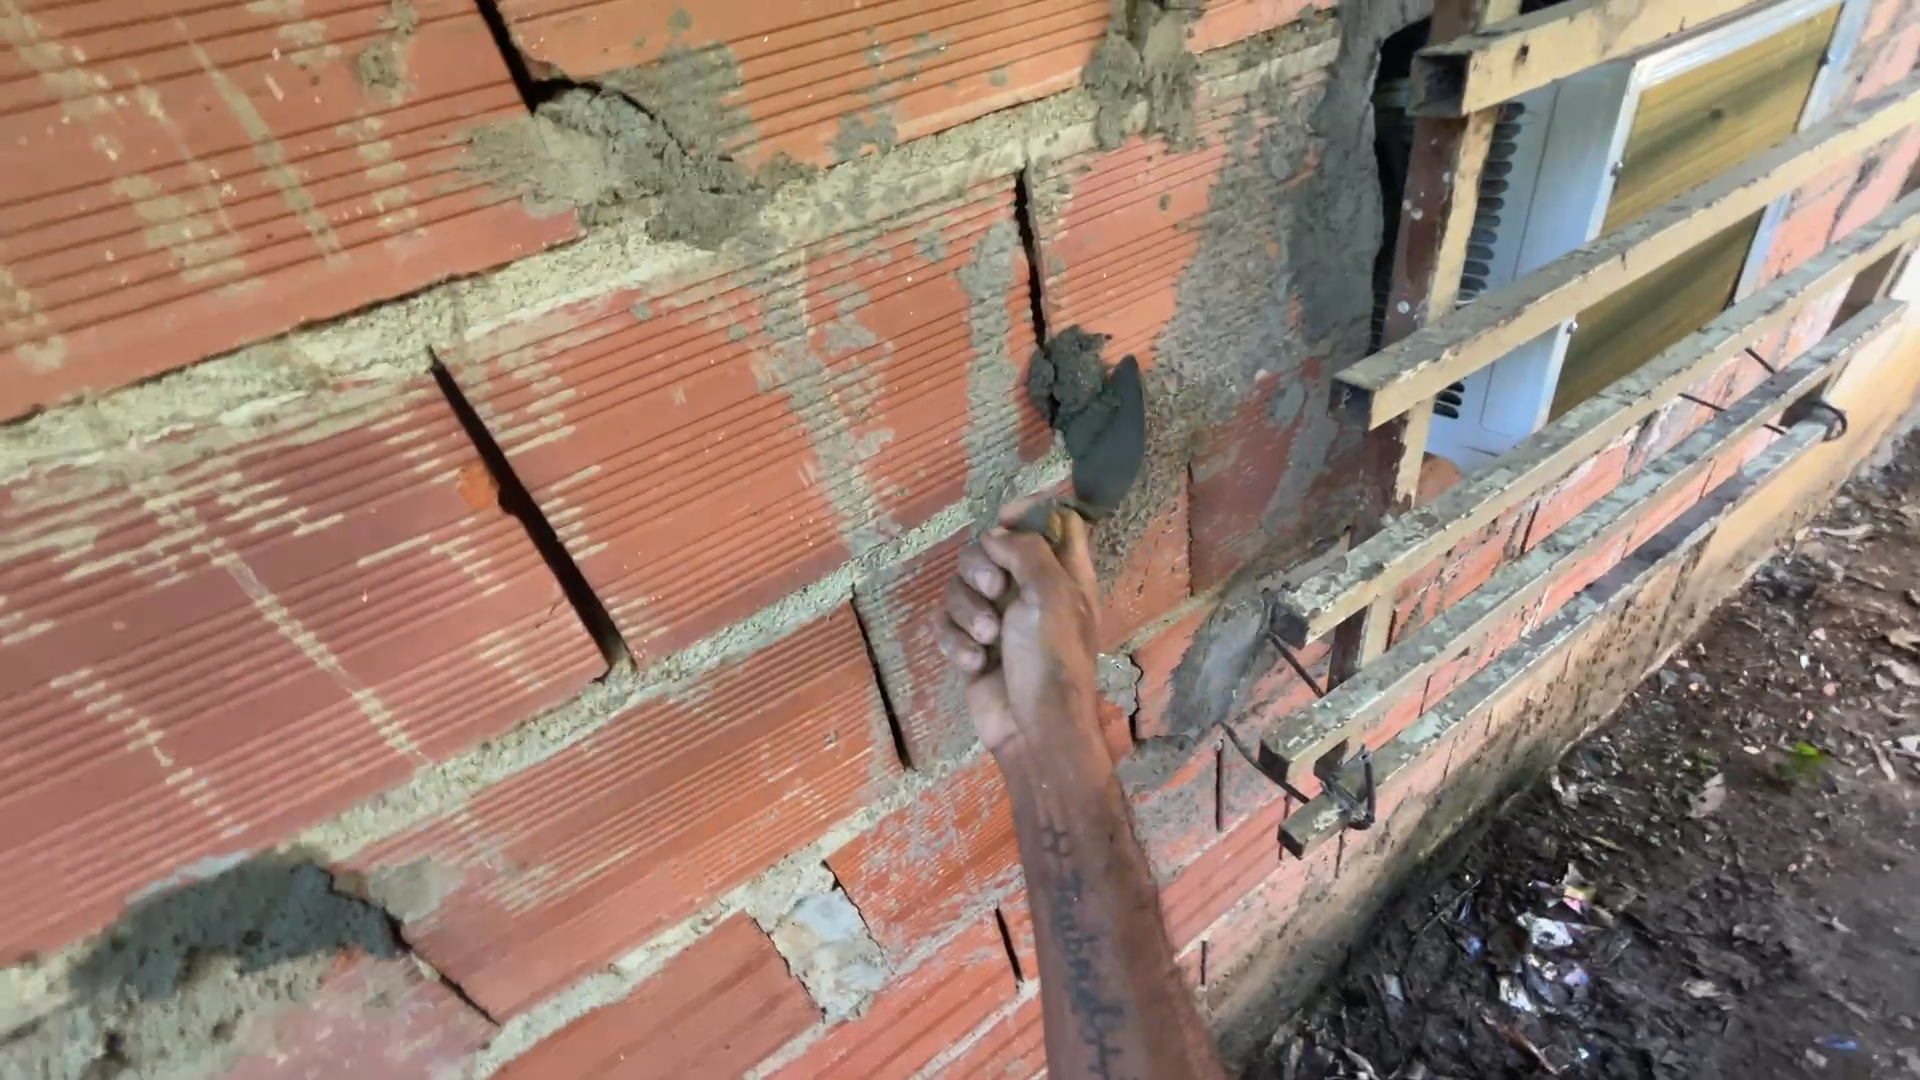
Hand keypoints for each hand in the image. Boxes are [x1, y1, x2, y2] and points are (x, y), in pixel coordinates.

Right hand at [937, 497, 1105, 769]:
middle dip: (982, 566)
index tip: (1006, 517)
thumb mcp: (1052, 595)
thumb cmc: (1053, 659)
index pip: (1053, 522)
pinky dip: (955, 640)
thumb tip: (995, 535)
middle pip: (990, 548)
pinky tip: (974, 662)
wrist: (1031, 728)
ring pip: (960, 585)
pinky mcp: (968, 643)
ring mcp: (996, 616)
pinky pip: (945, 622)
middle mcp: (1029, 589)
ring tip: (988, 639)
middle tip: (993, 588)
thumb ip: (1026, 551)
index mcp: (1063, 574)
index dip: (1028, 513)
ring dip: (968, 611)